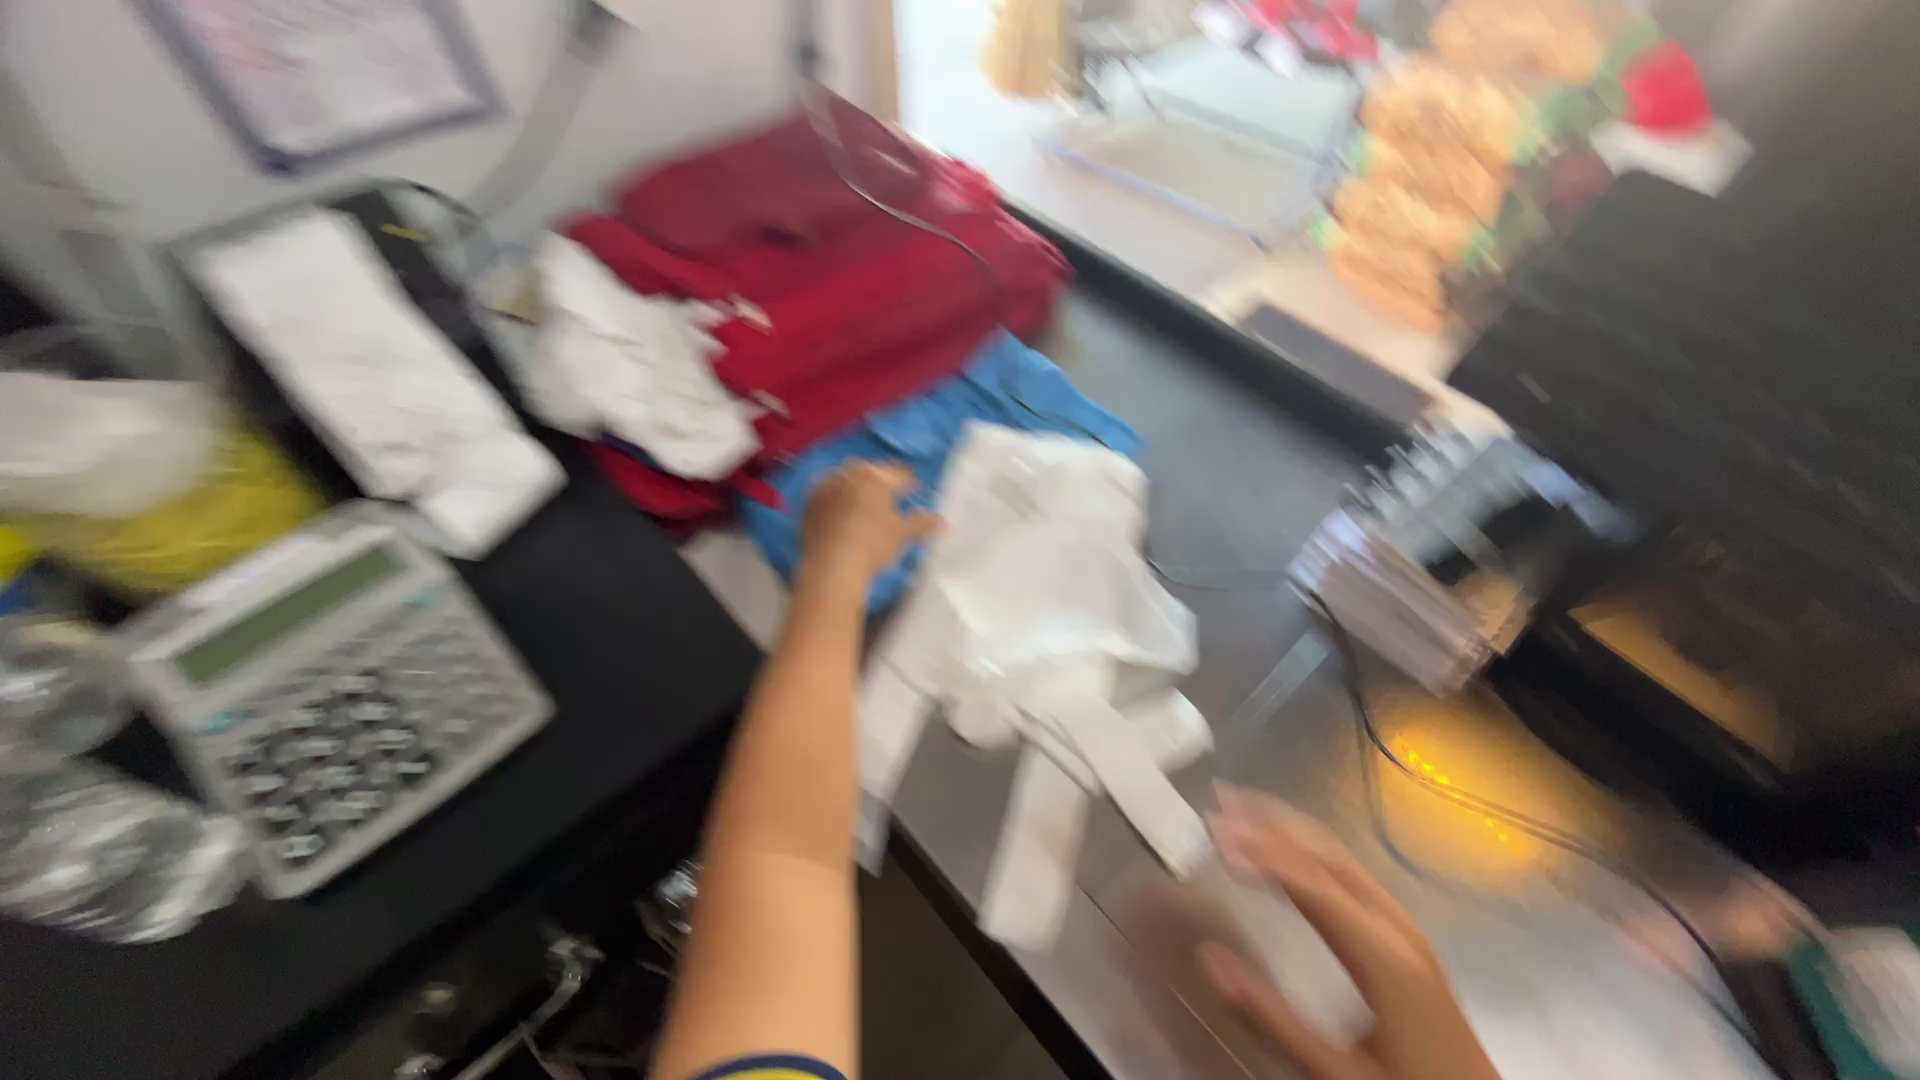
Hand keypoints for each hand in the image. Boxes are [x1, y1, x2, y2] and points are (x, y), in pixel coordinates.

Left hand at [799, 462, 939, 588]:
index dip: (910, 482)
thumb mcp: (902, 535)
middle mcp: (851, 474)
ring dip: (857, 484)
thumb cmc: (873, 545)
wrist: (831, 564)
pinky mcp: (810, 502)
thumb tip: (942, 521)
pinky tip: (841, 509)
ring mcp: (827, 486)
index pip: (899, 474)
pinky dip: (836, 497)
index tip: (915, 488)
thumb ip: (922, 523)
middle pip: (871, 470)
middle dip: (881, 478)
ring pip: (847, 478)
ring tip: (864, 498)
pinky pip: (827, 492)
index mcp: (877, 477)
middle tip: (890, 492)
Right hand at [1200, 787, 1500, 1079]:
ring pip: (1342, 859)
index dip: (1260, 853)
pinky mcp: (1406, 939)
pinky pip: (1352, 875)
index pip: (1310, 883)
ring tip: (1245, 809)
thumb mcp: (1335, 1073)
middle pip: (1327, 856)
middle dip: (1272, 822)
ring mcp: (1406, 929)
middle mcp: (1396, 927)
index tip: (1215, 833)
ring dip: (1291, 829)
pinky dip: (1310, 851)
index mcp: (1382, 954)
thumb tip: (1209, 958)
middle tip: (1223, 799)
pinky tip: (1290, 851)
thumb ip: (1272, 1017)